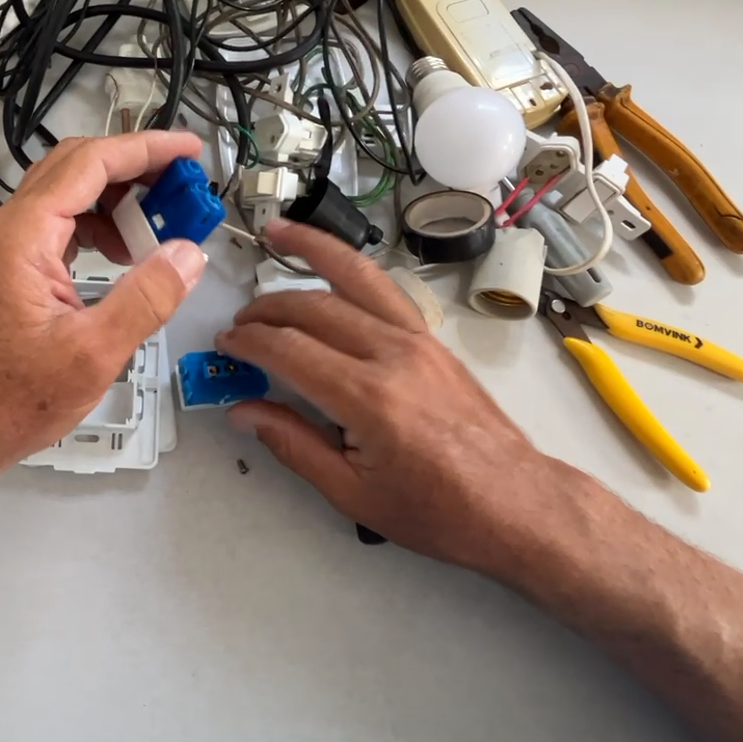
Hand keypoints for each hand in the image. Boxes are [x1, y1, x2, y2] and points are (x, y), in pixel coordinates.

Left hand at [0, 132, 207, 483]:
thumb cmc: (6, 401)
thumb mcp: (92, 353)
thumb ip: (146, 298)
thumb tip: (187, 255)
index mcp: (23, 236)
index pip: (90, 163)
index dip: (145, 149)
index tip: (186, 150)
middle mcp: (10, 231)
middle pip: (78, 167)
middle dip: (135, 167)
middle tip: (181, 183)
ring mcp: (8, 248)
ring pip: (69, 194)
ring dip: (119, 199)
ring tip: (162, 224)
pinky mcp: (13, 268)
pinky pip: (61, 225)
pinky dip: (99, 226)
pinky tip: (126, 253)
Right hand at [218, 220, 582, 584]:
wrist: (515, 503)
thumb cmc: (437, 510)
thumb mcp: (352, 494)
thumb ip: (292, 444)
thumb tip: (243, 410)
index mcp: (368, 398)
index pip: (289, 350)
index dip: (248, 342)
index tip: (226, 345)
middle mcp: (392, 355)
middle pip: (313, 308)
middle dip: (266, 309)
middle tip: (239, 323)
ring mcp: (416, 339)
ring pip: (353, 277)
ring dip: (311, 249)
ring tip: (278, 230)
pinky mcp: (430, 337)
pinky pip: (381, 288)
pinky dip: (349, 266)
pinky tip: (329, 261)